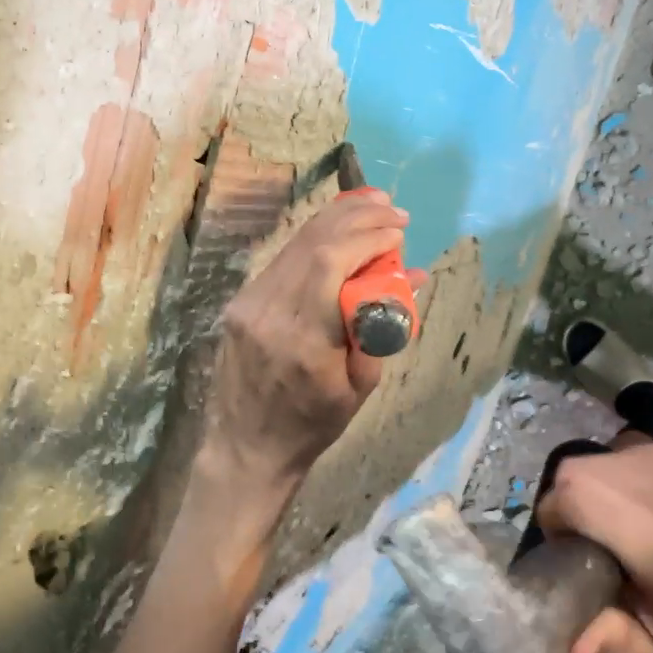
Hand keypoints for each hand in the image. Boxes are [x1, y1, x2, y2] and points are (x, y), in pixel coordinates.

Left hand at [204, 190, 427, 487]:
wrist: (246, 447)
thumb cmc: (312, 426)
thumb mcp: (360, 387)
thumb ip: (384, 328)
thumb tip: (413, 276)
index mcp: (303, 340)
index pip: (329, 264)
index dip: (366, 237)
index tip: (398, 231)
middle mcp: (269, 313)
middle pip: (312, 244)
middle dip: (356, 218)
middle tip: (392, 209)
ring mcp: (247, 305)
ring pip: (293, 245)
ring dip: (334, 221)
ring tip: (372, 206)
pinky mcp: (239, 304)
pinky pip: (281, 261)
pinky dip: (313, 241)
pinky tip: (337, 231)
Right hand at [536, 434, 652, 652]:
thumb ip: (615, 648)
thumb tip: (572, 643)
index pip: (585, 499)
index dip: (556, 515)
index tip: (563, 546)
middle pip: (581, 473)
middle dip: (568, 503)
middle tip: (587, 539)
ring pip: (599, 459)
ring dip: (593, 489)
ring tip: (617, 524)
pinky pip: (623, 450)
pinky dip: (618, 476)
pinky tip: (640, 505)